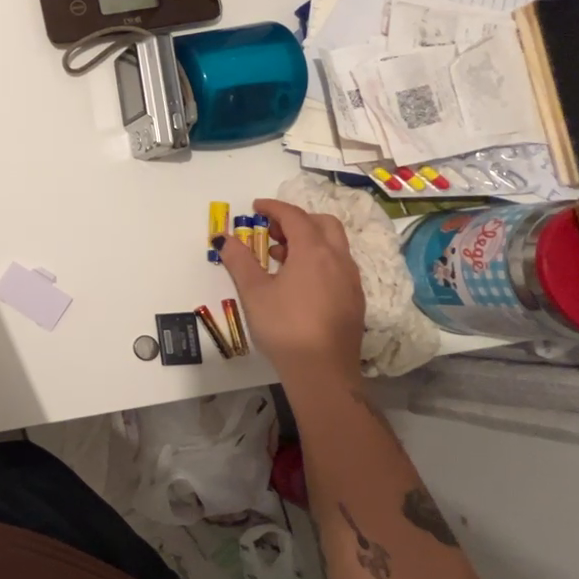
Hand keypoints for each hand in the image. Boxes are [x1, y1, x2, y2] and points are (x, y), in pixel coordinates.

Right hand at [220, 198, 365, 386]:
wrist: (322, 371)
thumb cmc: (284, 325)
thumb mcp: (253, 291)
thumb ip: (239, 260)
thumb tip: (223, 238)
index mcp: (314, 252)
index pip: (295, 216)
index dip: (274, 207)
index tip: (256, 207)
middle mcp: (338, 260)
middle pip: (323, 224)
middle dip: (297, 220)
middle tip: (271, 231)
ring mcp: (351, 281)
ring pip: (334, 245)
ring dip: (308, 240)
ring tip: (280, 256)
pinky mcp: (354, 299)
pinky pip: (338, 265)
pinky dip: (318, 259)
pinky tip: (298, 281)